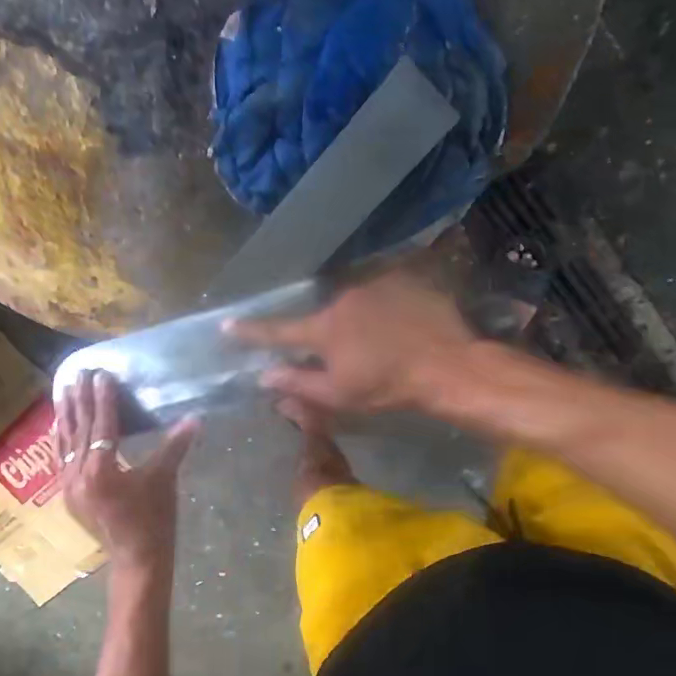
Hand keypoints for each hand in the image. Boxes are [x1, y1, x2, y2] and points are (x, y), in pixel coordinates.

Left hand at [54, 370, 198, 566]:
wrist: (137, 559)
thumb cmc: (154, 520)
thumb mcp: (164, 479)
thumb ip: (175, 446)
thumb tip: (194, 417)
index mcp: (101, 470)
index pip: (102, 425)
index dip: (103, 398)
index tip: (101, 374)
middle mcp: (78, 475)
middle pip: (79, 430)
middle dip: (79, 400)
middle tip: (78, 373)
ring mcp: (70, 486)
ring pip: (65, 443)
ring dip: (66, 416)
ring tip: (63, 390)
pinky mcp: (69, 495)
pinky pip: (61, 460)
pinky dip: (62, 439)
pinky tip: (59, 426)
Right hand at [225, 268, 477, 412]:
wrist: (449, 365)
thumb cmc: (388, 387)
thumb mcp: (339, 395)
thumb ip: (297, 384)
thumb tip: (264, 376)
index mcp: (324, 328)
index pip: (278, 330)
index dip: (251, 331)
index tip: (227, 325)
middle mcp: (343, 297)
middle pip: (325, 317)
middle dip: (331, 336)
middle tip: (354, 358)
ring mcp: (375, 284)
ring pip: (357, 305)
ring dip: (363, 322)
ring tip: (387, 344)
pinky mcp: (404, 279)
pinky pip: (385, 293)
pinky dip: (388, 310)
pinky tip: (405, 328)